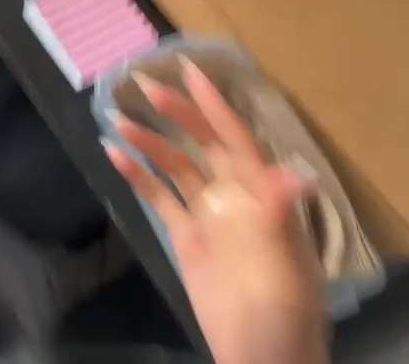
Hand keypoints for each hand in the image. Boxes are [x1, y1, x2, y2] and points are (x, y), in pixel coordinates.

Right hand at [102, 59, 328, 363]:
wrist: (260, 360)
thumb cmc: (282, 316)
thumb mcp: (287, 267)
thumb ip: (282, 215)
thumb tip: (295, 171)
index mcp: (263, 199)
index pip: (237, 140)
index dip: (215, 106)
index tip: (190, 73)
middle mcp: (234, 199)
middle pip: (201, 143)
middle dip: (175, 112)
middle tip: (142, 83)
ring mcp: (208, 216)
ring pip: (173, 165)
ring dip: (146, 141)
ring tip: (115, 118)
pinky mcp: (185, 236)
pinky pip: (157, 196)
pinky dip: (135, 173)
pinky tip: (112, 153)